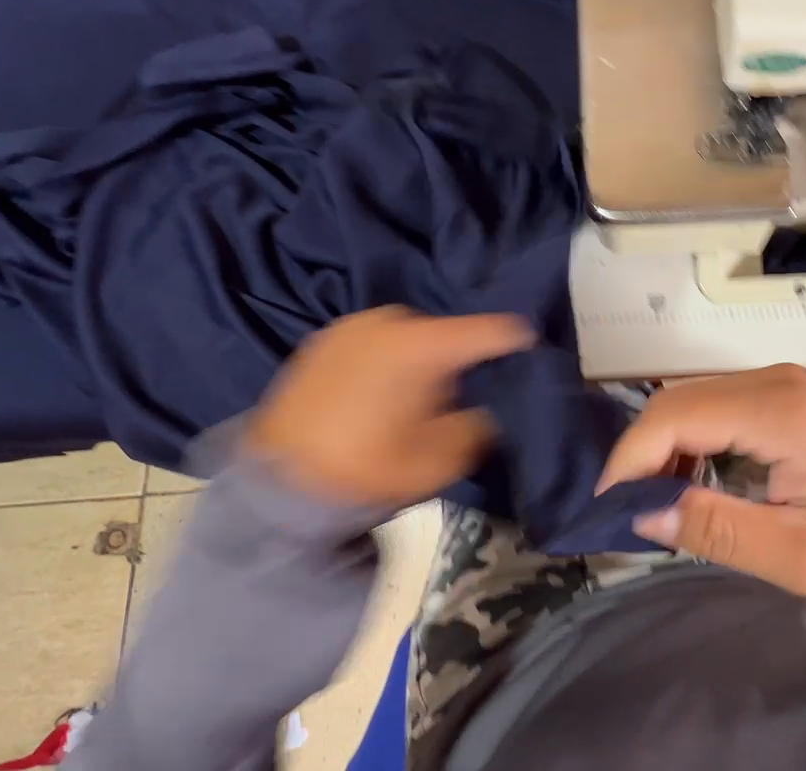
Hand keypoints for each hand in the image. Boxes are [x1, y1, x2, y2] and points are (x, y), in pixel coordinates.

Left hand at [244, 307, 534, 506]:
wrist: (276, 485)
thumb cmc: (367, 469)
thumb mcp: (441, 460)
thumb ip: (478, 425)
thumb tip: (484, 408)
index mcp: (423, 344)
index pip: (491, 330)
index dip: (516, 342)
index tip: (529, 353)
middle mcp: (389, 321)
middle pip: (445, 333)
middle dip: (456, 358)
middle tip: (457, 394)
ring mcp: (351, 327)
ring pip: (406, 336)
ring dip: (417, 358)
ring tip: (412, 396)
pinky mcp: (321, 341)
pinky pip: (373, 343)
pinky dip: (384, 360)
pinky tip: (377, 395)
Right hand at [595, 365, 805, 598]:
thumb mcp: (795, 556)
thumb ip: (717, 530)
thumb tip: (642, 513)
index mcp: (780, 413)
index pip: (678, 416)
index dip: (633, 457)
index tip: (609, 508)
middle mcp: (771, 381)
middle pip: (675, 402)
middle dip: (639, 454)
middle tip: (626, 511)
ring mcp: (771, 381)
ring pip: (685, 400)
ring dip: (657, 447)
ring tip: (651, 500)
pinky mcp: (770, 392)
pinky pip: (705, 405)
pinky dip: (681, 440)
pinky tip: (681, 479)